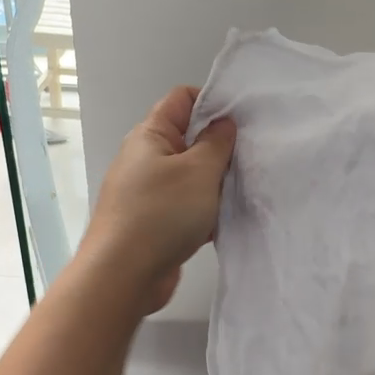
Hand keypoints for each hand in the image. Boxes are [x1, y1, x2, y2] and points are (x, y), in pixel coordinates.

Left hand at [78, 86, 235, 312]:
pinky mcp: (155, 222)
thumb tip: (223, 123)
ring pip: (191, 175)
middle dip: (220, 146)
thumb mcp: (200, 170)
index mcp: (150, 135)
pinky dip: (205, 211)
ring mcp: (148, 192)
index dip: (212, 101)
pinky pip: (187, 206)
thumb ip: (217, 142)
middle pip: (189, 138)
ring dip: (215, 183)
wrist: (123, 275)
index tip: (243, 119)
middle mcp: (145, 158)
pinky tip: (227, 220)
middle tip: (251, 156)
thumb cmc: (161, 213)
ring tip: (244, 189)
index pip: (182, 99)